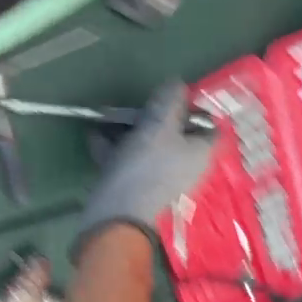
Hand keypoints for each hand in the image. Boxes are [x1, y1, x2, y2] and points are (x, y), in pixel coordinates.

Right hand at [69, 81, 216, 259]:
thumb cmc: (141, 169)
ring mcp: (159, 180)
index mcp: (201, 151)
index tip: (165, 102)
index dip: (188, 109)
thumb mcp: (158, 126)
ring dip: (127, 132)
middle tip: (130, 111)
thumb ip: (169, 100)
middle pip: (173, 134)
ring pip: (147, 148)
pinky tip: (95, 140)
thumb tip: (174, 83)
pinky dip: (115, 150)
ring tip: (105, 123)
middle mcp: (185, 166)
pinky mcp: (135, 189)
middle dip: (149, 119)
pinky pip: (128, 163)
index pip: (206, 123)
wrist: (113, 217)